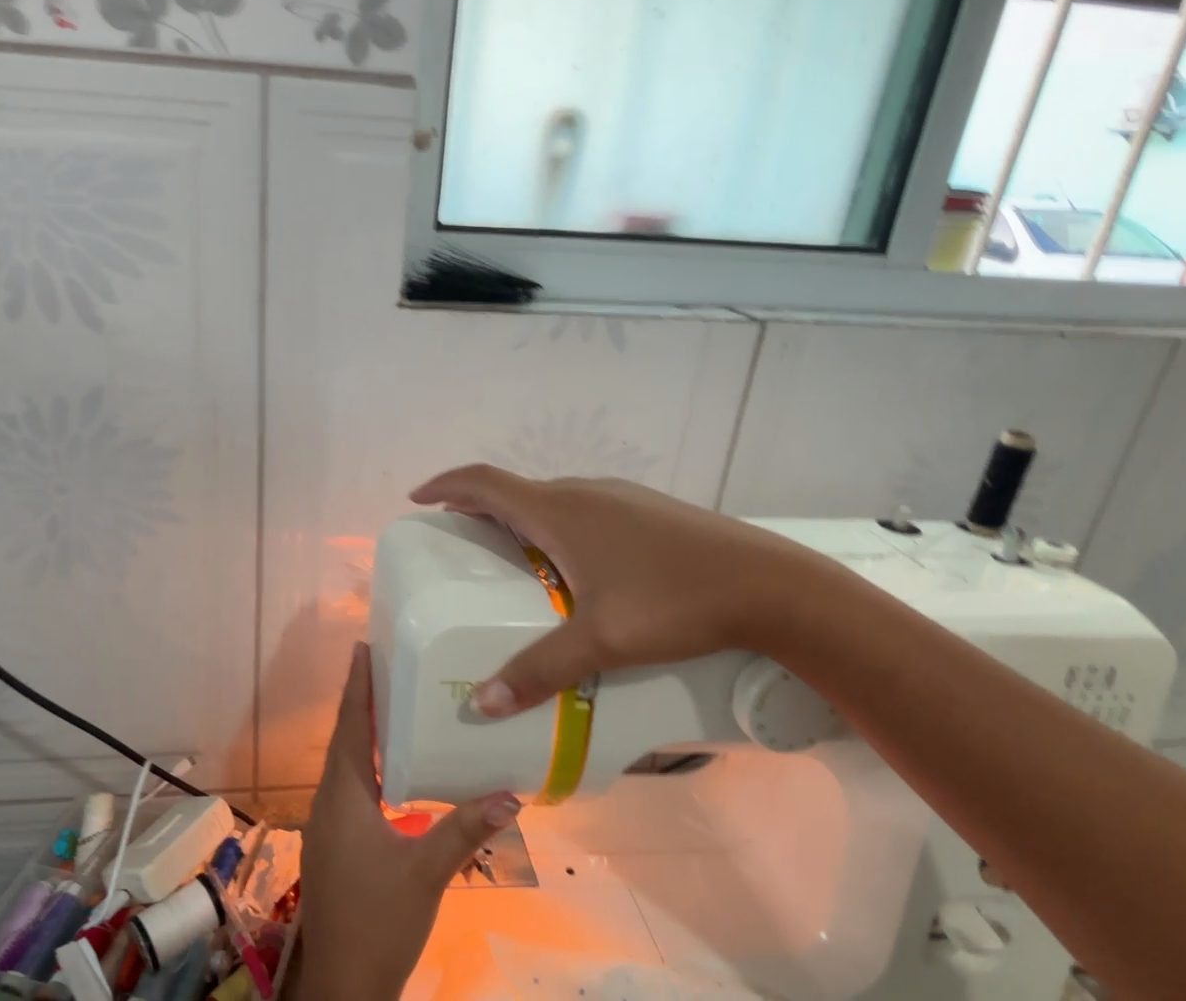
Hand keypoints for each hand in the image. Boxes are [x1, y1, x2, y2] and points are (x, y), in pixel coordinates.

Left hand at [292, 643, 521, 1000]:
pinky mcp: (333, 849)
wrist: (344, 985)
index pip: (349, 729)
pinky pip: (349, 792)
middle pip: (344, 743)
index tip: (361, 647)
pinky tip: (394, 777)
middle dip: (362, 705)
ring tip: (395, 712)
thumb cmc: (380, 920)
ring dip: (365, 738)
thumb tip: (511, 792)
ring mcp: (326, 829)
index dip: (356, 688)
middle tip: (390, 669)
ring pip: (345, 769)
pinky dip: (369, 771)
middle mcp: (328, 805)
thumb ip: (465, 830)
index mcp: (343, 799)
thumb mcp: (428, 873)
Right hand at [410, 464, 850, 717]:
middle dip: (478, 508)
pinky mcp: (647, 511)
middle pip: (515, 490)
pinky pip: (582, 510)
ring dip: (519, 517)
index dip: (445, 485)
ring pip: (552, 499)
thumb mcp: (601, 642)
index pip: (484, 482)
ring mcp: (620, 498)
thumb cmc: (674, 603)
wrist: (769, 584)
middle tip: (457, 541)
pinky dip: (554, 525)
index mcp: (559, 511)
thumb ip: (538, 671)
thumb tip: (482, 703)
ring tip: (508, 556)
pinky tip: (572, 566)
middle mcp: (584, 493)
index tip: (417, 499)